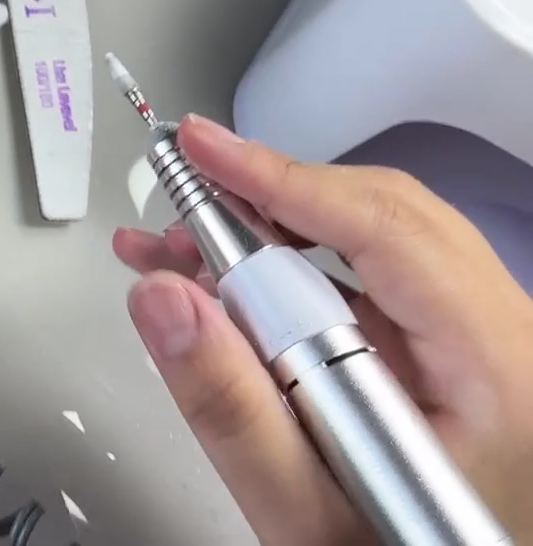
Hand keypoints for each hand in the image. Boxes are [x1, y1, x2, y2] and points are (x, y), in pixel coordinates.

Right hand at [113, 116, 532, 543]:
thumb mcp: (302, 509)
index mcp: (508, 381)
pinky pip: (358, 279)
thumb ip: (230, 405)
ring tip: (164, 249)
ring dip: (256, 235)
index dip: (284, 178)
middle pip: (384, 220)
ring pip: (365, 243)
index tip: (197, 145)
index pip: (391, 235)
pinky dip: (274, 266)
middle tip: (174, 199)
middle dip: (262, 199)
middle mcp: (512, 348)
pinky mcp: (444, 356)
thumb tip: (159, 293)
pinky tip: (205, 278)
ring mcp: (483, 349)